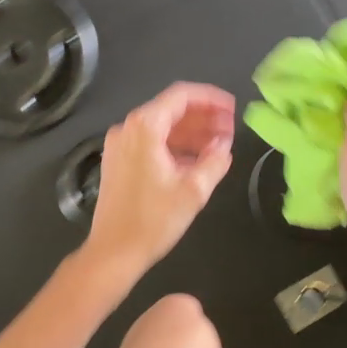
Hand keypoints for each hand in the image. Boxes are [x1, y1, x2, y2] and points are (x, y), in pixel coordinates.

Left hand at [86, 82, 235, 269]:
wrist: (113, 251)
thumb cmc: (153, 221)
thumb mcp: (193, 190)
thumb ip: (215, 160)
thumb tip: (224, 145)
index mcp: (145, 127)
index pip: (182, 95)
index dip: (211, 98)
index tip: (233, 108)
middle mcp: (128, 128)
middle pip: (171, 110)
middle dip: (203, 118)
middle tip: (231, 129)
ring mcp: (120, 144)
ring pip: (161, 127)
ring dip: (191, 133)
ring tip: (219, 146)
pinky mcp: (118, 161)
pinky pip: (150, 143)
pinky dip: (174, 146)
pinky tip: (196, 161)